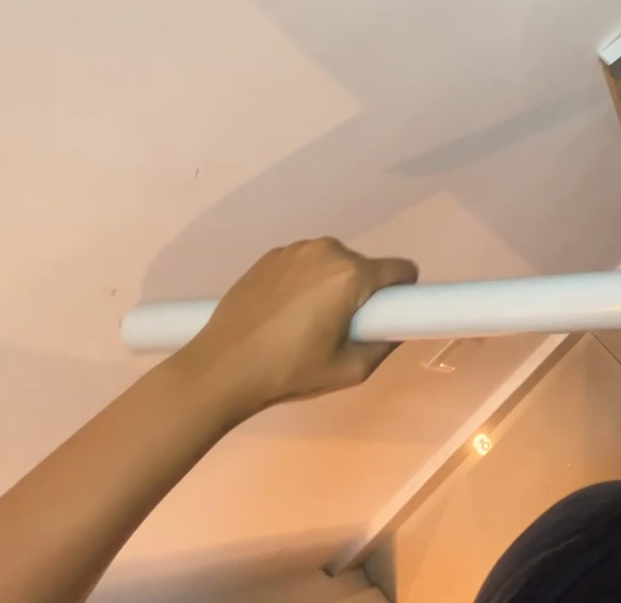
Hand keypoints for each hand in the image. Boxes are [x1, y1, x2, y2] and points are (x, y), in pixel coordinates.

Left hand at [171, 237, 417, 421]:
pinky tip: (283, 310)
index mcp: (351, 274)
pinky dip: (305, 280)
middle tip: (337, 328)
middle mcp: (328, 250)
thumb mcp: (350, 370)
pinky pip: (306, 262)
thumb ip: (385, 345)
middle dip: (361, 292)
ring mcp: (296, 249)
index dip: (400, 293)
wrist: (220, 370)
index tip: (380, 317)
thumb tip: (395, 328)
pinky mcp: (271, 255)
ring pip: (335, 263)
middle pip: (366, 267)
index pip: (401, 269)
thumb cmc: (289, 371)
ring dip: (333, 284)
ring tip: (305, 320)